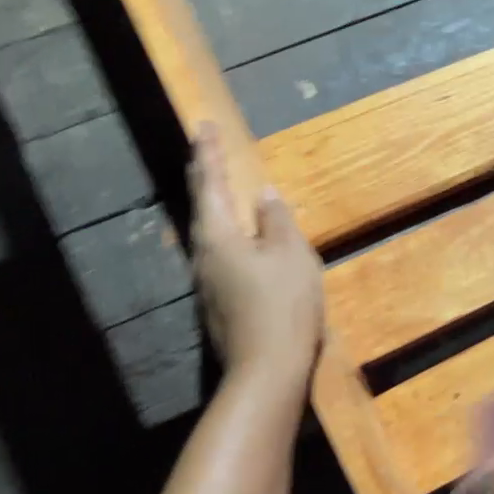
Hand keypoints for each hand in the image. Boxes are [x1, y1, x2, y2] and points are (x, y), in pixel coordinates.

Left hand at [188, 124, 323, 387]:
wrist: (267, 368)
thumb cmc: (283, 304)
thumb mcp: (292, 256)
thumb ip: (277, 221)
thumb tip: (263, 195)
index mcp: (218, 236)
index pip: (210, 184)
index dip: (209, 153)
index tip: (204, 125)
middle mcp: (203, 255)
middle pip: (201, 207)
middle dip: (204, 176)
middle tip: (206, 150)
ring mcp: (208, 282)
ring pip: (209, 233)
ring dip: (216, 207)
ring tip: (225, 190)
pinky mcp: (219, 302)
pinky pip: (222, 254)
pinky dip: (229, 234)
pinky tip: (244, 240)